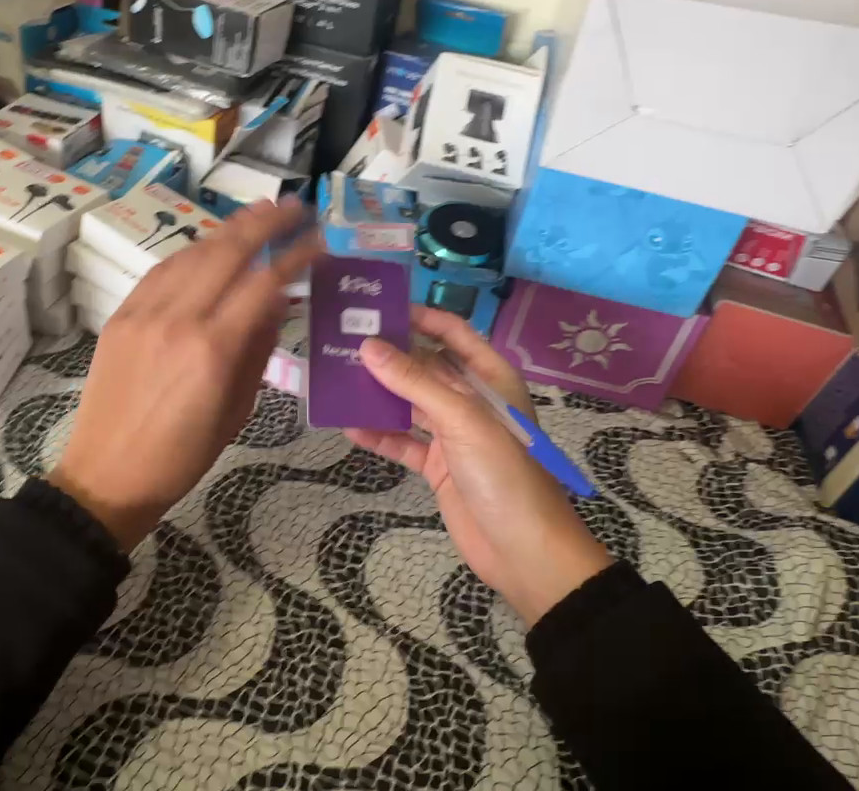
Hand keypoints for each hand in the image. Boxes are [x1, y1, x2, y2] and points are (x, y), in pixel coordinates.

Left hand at [52, 199, 320, 551]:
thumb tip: (278, 300)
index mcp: (213, 350)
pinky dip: (192, 252)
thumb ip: (258, 348)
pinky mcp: (121, 315)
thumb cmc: (183, 456)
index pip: (264, 283)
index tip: (320, 241)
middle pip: (227, 252)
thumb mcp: (236, 409)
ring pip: (192, 253)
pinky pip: (162, 271)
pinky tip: (211, 246)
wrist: (107, 474)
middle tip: (294, 206)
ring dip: (229, 230)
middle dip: (265, 223)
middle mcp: (177, 319)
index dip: (296, 256)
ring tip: (259, 214)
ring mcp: (143, 312)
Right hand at [345, 307, 612, 623]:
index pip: (452, 333)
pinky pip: (403, 441)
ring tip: (335, 378)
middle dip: (387, 355)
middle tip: (341, 341)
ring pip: (408, 403)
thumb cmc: (503, 472)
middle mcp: (470, 399)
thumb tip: (367, 346)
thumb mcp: (461, 418)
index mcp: (490, 377)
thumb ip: (414, 381)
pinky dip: (378, 434)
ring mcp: (453, 433)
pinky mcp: (438, 465)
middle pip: (424, 366)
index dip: (419, 317)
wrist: (524, 551)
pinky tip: (348, 426)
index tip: (377, 307)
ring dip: (377, 394)